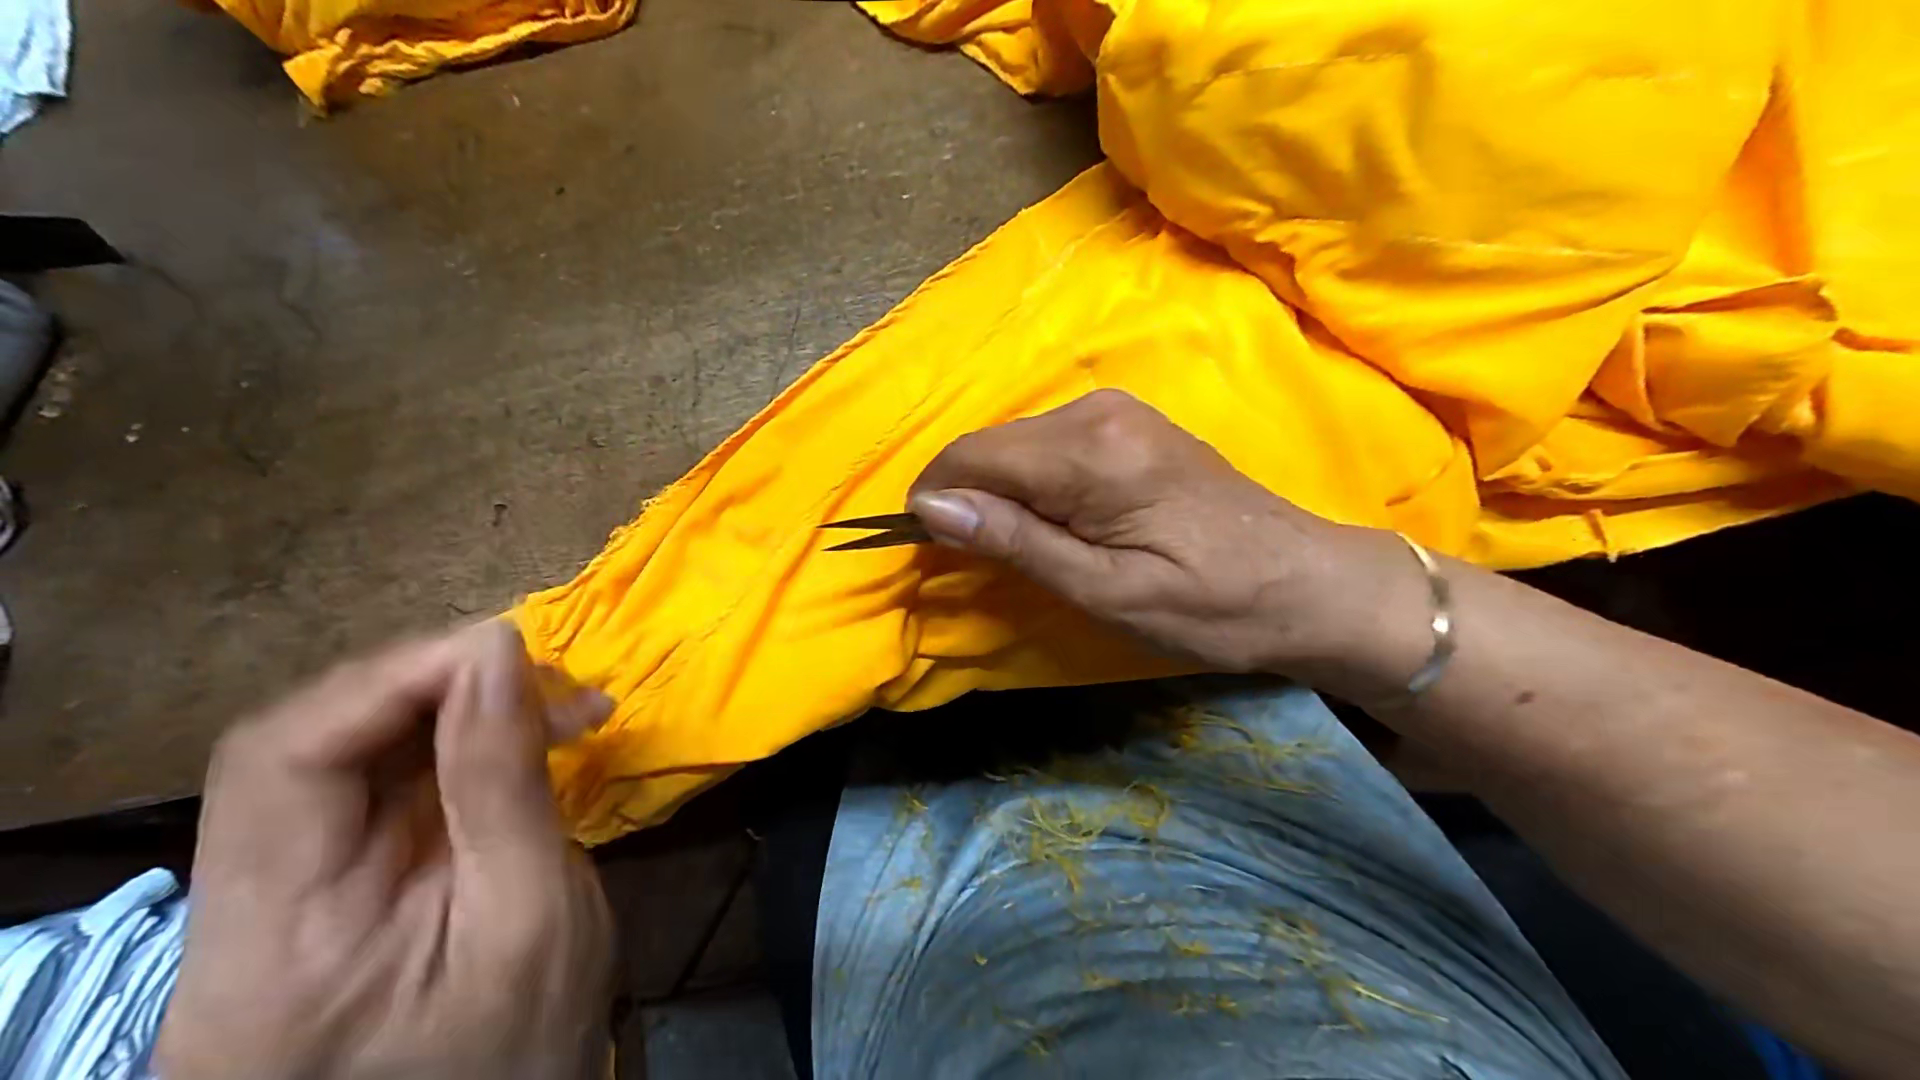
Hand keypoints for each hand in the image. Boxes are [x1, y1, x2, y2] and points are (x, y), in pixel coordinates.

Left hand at [155, 622, 614, 1079]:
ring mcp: (286, 897)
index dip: (390, 681)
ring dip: (460, 709)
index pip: (280, 761)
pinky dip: (465, 743)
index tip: (503, 650)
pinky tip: (530, 738)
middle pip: (307, 747)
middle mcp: (241, 913)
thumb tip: (495, 650)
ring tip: (561, 706)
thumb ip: (504, 780)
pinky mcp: (338, 883)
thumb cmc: (524, 1044)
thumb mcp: (532, 912)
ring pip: (353, 754)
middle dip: (433, 686)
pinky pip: (390, 782)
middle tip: (542, 676)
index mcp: (268, 945)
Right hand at [908, 390, 1423, 693]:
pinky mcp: (1129, 425)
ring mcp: (1117, 411)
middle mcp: (1097, 411)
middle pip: (991, 446)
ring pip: (1017, 445)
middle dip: (967, 499)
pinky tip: (1057, 524)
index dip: (935, 500)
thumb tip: (930, 507)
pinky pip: (1049, 446)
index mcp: (1091, 451)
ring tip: (1025, 551)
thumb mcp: (1106, 590)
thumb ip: (1016, 542)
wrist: (1310, 584)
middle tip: (982, 565)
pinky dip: (1031, 485)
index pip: (972, 456)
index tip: (927, 552)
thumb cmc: (1211, 606)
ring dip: (999, 495)